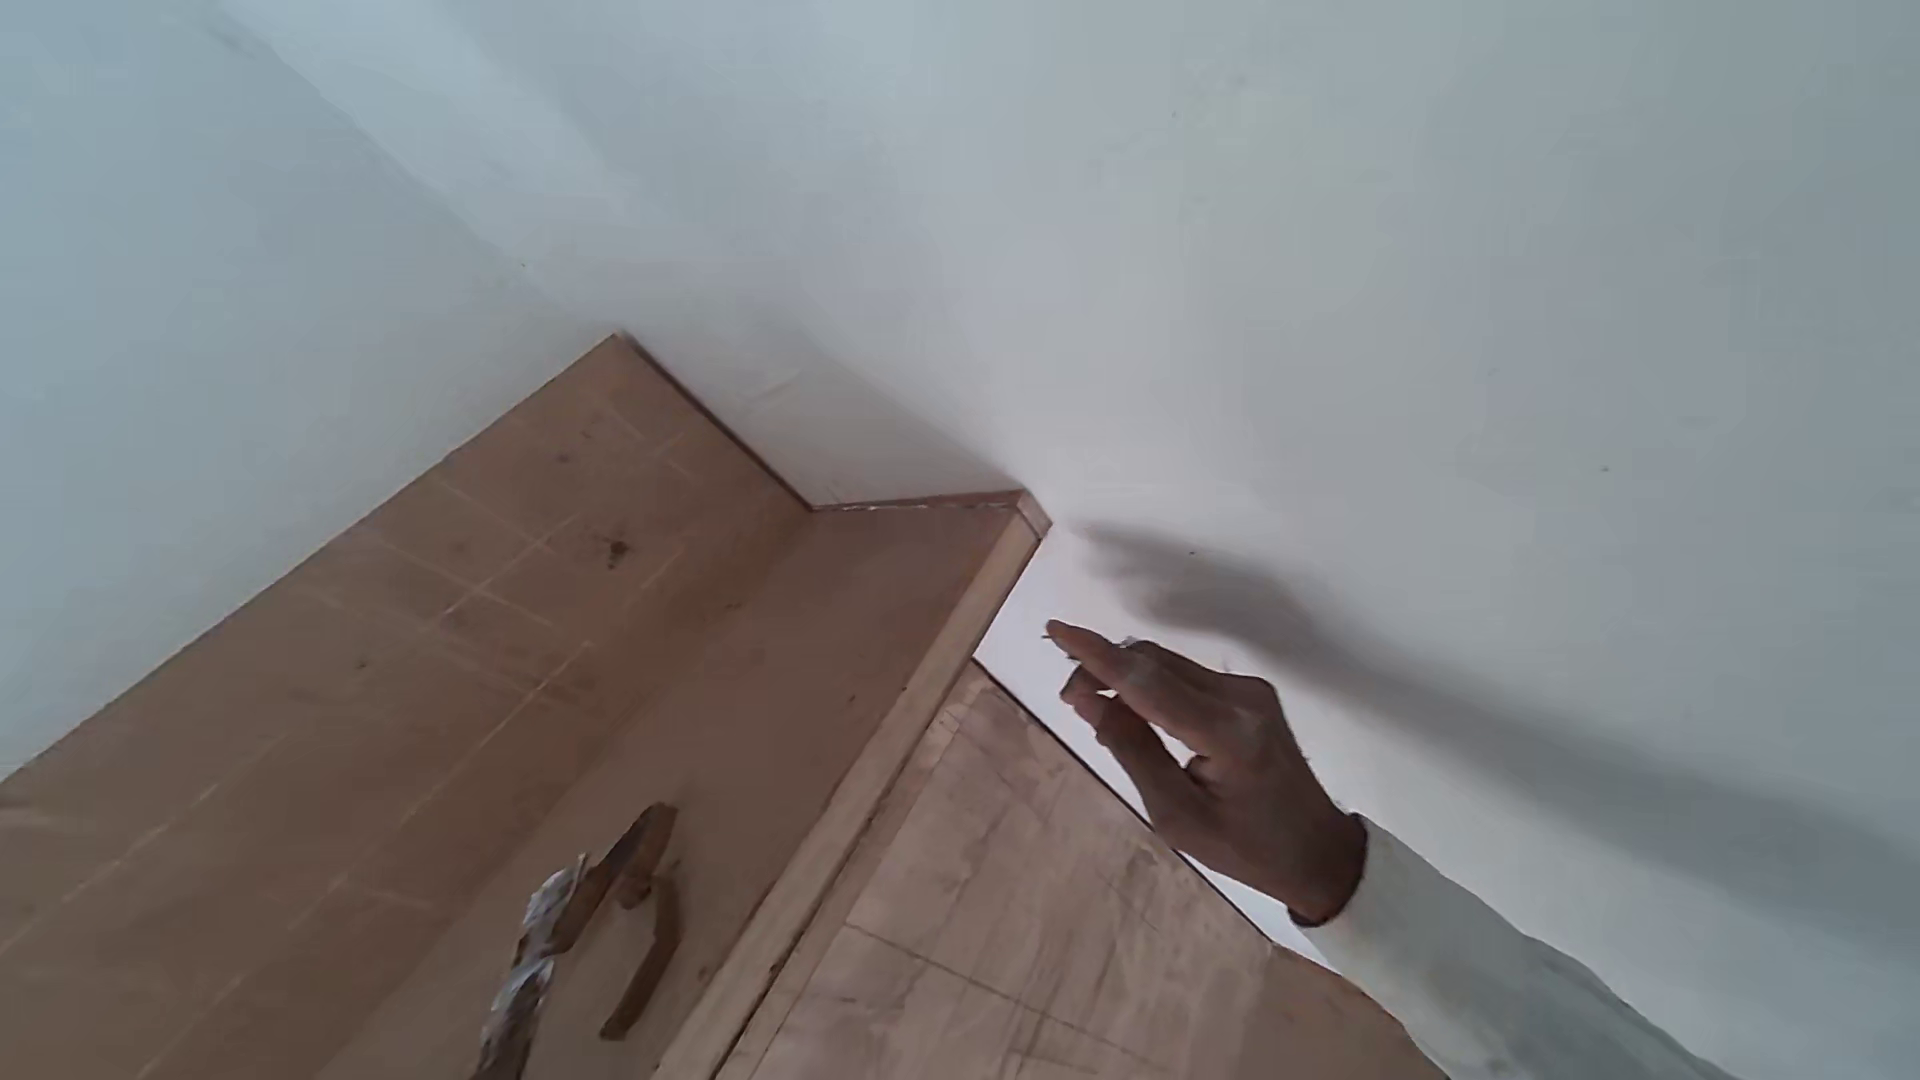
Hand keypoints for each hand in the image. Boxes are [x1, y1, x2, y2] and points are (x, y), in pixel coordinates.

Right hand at [1046, 620, 1366, 924]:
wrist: (1320, 851)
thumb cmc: (1246, 849)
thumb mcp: (1176, 816)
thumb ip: (1131, 749)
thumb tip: (1087, 699)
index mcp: (1228, 735)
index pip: (1147, 681)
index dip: (1096, 654)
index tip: (1057, 629)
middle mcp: (1241, 697)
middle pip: (1152, 660)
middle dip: (1103, 668)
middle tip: (1072, 700)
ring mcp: (1248, 689)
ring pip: (1164, 661)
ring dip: (1123, 673)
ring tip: (1096, 707)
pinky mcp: (1247, 690)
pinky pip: (1181, 672)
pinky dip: (1147, 682)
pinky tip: (1133, 708)